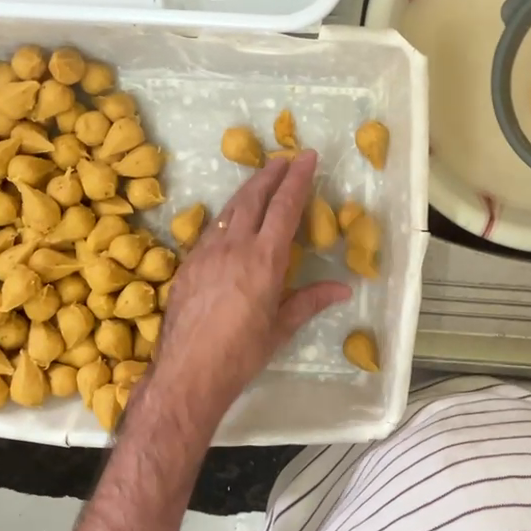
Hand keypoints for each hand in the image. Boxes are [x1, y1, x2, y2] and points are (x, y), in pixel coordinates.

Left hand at [139, 152, 350, 432]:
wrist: (187, 373)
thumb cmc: (240, 355)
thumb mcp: (280, 328)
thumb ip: (309, 301)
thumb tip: (343, 289)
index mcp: (263, 260)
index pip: (284, 208)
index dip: (297, 179)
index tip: (307, 157)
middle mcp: (233, 247)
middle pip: (253, 197)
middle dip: (271, 174)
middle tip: (285, 158)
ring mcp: (206, 253)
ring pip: (229, 210)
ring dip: (247, 190)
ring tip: (261, 180)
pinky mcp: (187, 265)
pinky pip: (211, 230)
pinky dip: (227, 216)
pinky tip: (231, 220)